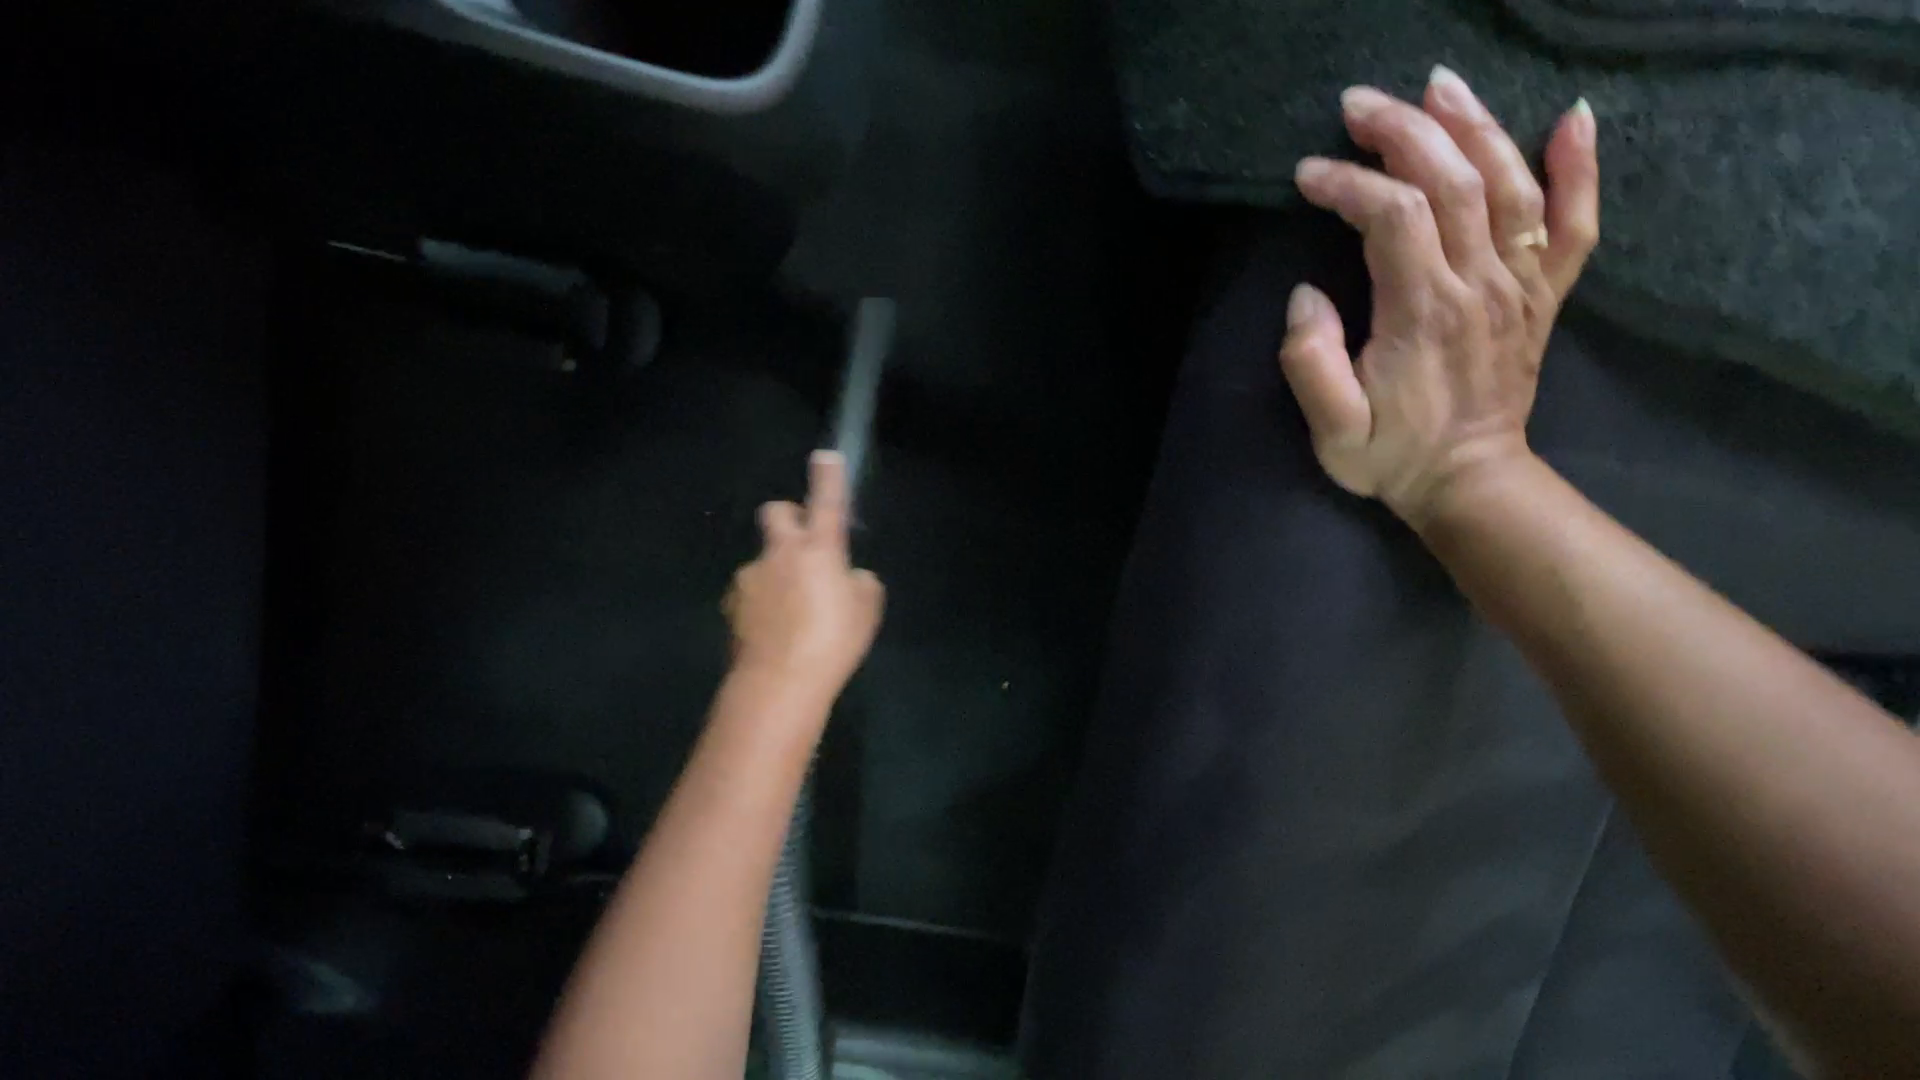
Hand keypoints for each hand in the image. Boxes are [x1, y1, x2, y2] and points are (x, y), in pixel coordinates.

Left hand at [724, 451, 884, 700]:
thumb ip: (859, 582)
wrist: (779, 681)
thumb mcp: (867, 610)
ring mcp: (750, 576)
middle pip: (776, 512)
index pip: (826, 501)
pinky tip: (773, 630)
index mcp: (819, 549)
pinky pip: (751, 592)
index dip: (828, 476)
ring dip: (777, 573)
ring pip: (765, 560)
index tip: (826, 456)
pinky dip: (761, 602)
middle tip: (803, 543)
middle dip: (788, 517)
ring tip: (792, 612)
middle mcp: (780, 552)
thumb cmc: (833, 642)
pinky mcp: (731, 603)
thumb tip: (847, 577)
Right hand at [1281, 66, 1599, 527]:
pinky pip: (1577, 223)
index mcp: (1424, 312)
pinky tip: (1573, 118)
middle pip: (1452, 180)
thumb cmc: (1392, 457)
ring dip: (1475, 126)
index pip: (1393, 216)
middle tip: (1361, 104)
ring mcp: (1522, 287)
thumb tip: (1306, 295)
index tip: (1308, 175)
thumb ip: (1310, 364)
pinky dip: (1581, 167)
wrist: (1470, 482)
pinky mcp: (1544, 296)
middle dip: (1403, 132)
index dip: (1348, 184)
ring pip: (1510, 184)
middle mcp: (1481, 285)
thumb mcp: (1331, 431)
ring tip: (1438, 87)